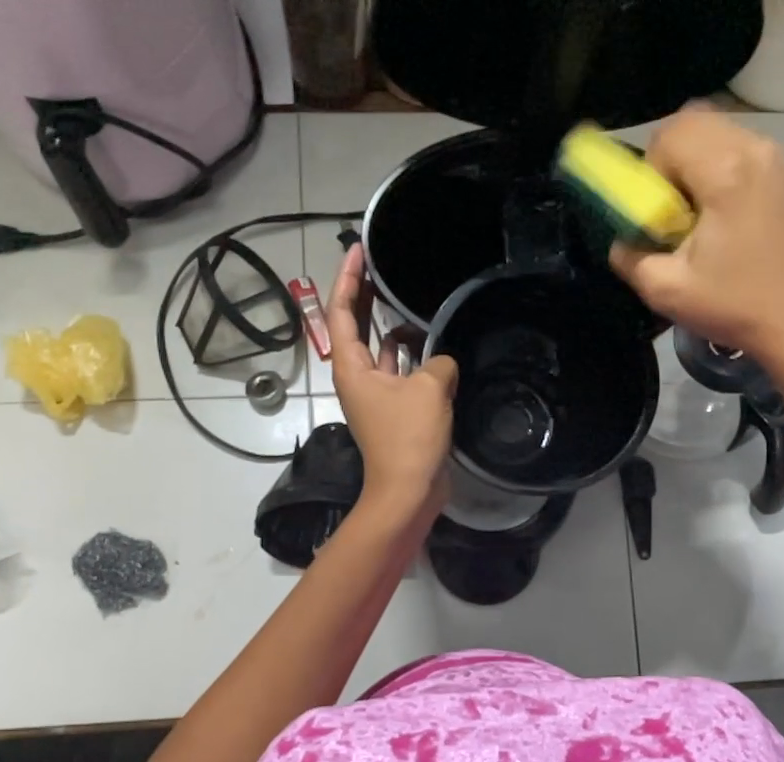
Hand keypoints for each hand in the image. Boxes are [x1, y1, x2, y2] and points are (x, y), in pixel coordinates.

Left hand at [325, 243, 458, 512]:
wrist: (408, 491)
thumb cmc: (408, 437)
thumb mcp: (428, 388)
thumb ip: (438, 362)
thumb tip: (442, 363)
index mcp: (351, 367)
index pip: (341, 311)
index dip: (349, 278)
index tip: (358, 249)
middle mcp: (357, 377)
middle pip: (356, 326)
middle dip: (366, 296)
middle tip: (381, 265)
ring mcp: (375, 395)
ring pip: (381, 350)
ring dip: (392, 326)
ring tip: (410, 299)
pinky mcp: (395, 411)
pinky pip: (400, 372)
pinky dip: (413, 357)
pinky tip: (433, 345)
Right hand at [610, 105, 783, 381]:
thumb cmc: (734, 306)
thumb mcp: (665, 290)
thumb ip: (629, 257)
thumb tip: (622, 241)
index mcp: (726, 172)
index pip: (671, 132)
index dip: (653, 168)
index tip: (659, 209)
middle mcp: (759, 151)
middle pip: (700, 120)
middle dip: (675, 157)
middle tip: (676, 207)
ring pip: (728, 133)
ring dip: (704, 162)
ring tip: (706, 214)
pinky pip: (755, 154)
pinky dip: (734, 172)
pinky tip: (737, 220)